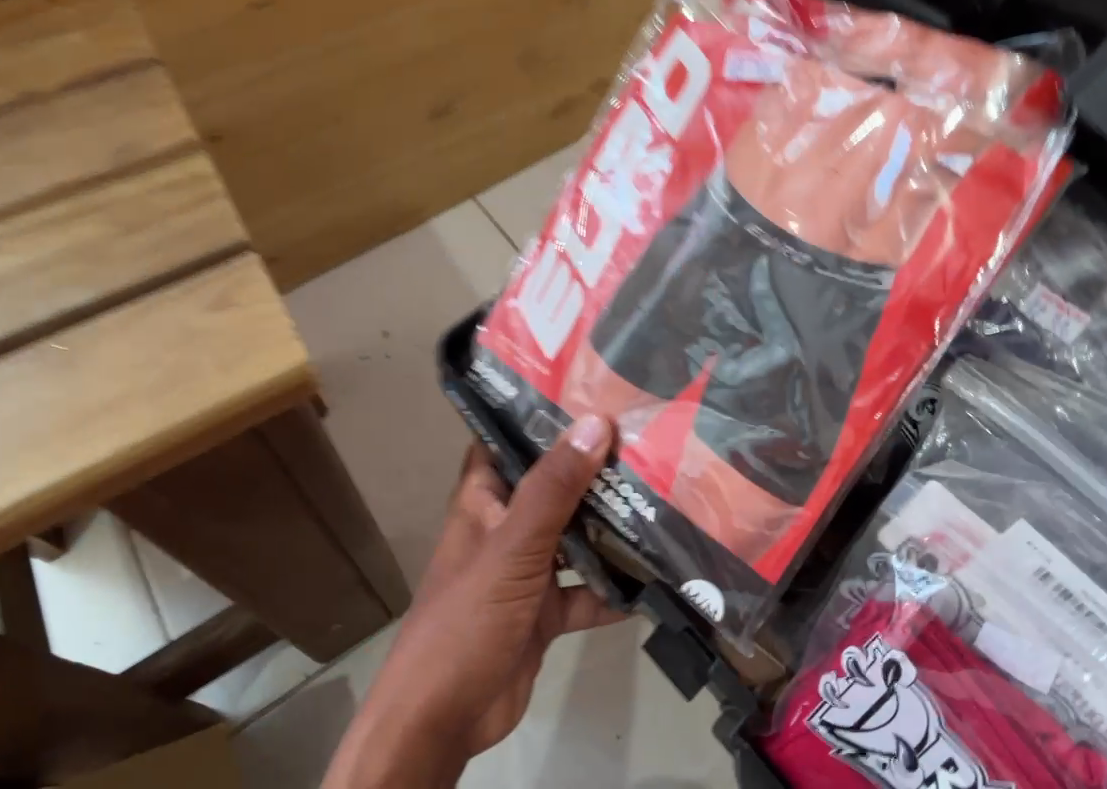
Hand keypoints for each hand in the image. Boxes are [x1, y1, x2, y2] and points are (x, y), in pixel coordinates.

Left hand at [322, 416, 623, 788]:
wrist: (443, 717)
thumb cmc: (466, 618)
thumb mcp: (513, 547)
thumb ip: (554, 489)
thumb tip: (596, 422)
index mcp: (482, 501)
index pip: (506, 441)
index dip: (539, 415)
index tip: (591, 389)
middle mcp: (504, 529)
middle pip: (551, 488)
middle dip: (592, 471)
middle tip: (649, 441)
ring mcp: (525, 573)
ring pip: (573, 540)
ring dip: (609, 529)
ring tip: (664, 499)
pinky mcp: (544, 614)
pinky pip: (586, 593)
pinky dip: (614, 590)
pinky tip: (657, 578)